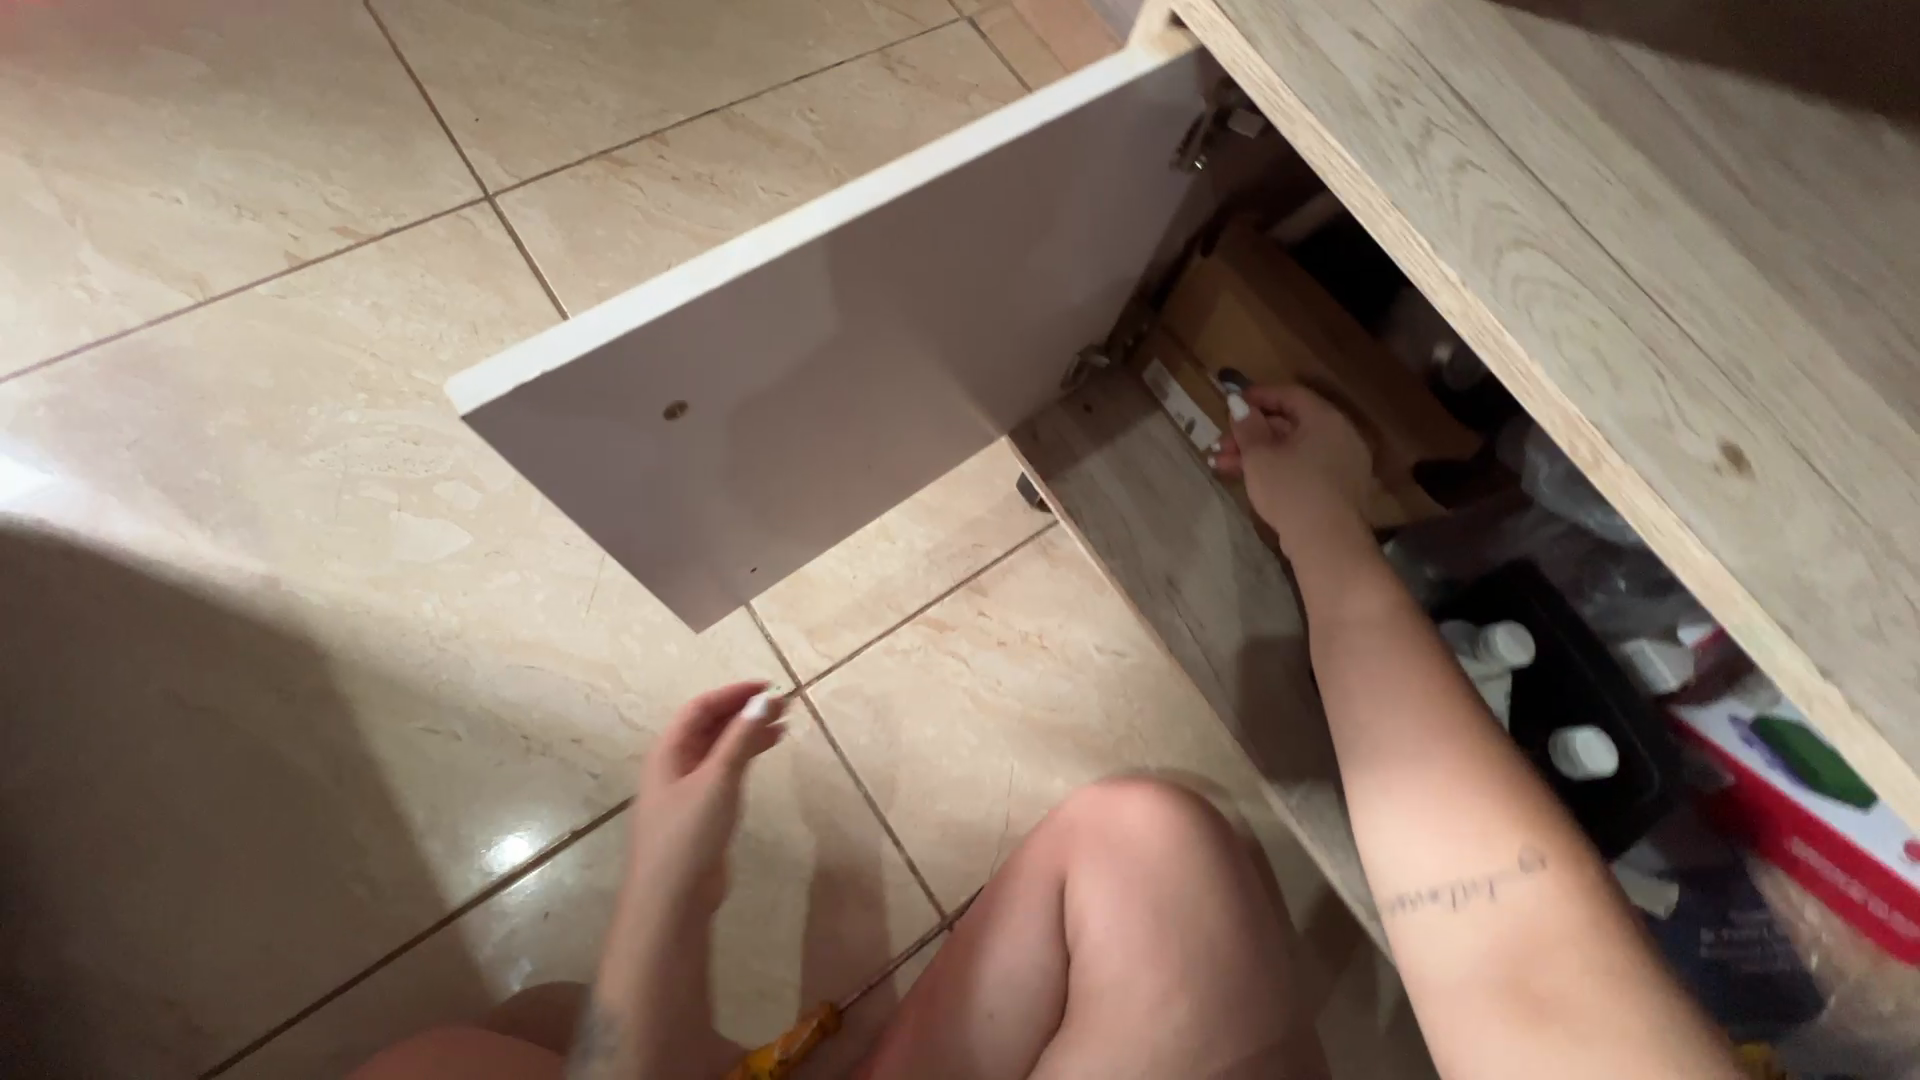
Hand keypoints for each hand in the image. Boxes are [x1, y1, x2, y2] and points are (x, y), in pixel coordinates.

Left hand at [629, 681, 787, 916]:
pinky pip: (725, 769)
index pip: (701, 707)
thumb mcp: (718, 779)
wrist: (672, 900)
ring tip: (783, 725)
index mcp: (668, 751)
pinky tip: (766, 753)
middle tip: (783, 705)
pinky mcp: (702, 810)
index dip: (733, 693)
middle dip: (744, 711)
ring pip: (719, 748)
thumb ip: (741, 737)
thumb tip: (766, 699)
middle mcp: (675, 764)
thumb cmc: (689, 833)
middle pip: (710, 725)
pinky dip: (746, 756)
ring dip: (748, 733)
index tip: (769, 688)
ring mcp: (687, 788)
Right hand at [1211, 384, 1373, 552]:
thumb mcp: (1260, 456)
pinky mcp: (1336, 489)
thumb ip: (1248, 427)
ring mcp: (1340, 464)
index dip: (1258, 396)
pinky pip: (1302, 468)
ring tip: (1220, 465)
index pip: (1290, 395)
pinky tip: (1247, 480)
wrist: (1327, 540)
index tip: (1232, 403)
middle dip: (1249, 433)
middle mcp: (1338, 435)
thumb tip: (1238, 404)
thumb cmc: (1290, 488)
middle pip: (1289, 424)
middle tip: (1219, 444)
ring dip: (1255, 454)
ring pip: (1292, 449)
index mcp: (1324, 419)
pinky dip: (1275, 468)